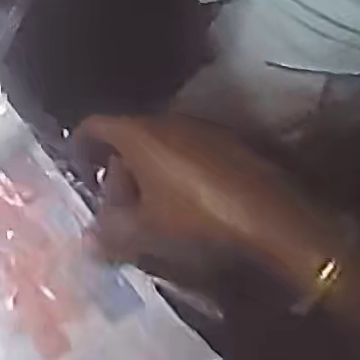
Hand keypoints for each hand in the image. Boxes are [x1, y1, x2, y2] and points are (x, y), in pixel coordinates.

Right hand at [75, 113, 349, 286]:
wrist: (279, 222)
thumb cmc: (199, 220)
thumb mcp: (148, 233)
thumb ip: (111, 234)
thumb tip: (87, 240)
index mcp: (139, 133)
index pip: (94, 125)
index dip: (81, 148)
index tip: (82, 175)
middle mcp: (166, 120)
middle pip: (126, 136)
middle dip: (117, 170)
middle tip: (118, 208)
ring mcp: (201, 128)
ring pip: (159, 145)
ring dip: (148, 173)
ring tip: (153, 212)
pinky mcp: (229, 143)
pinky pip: (187, 152)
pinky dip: (177, 173)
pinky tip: (188, 207)